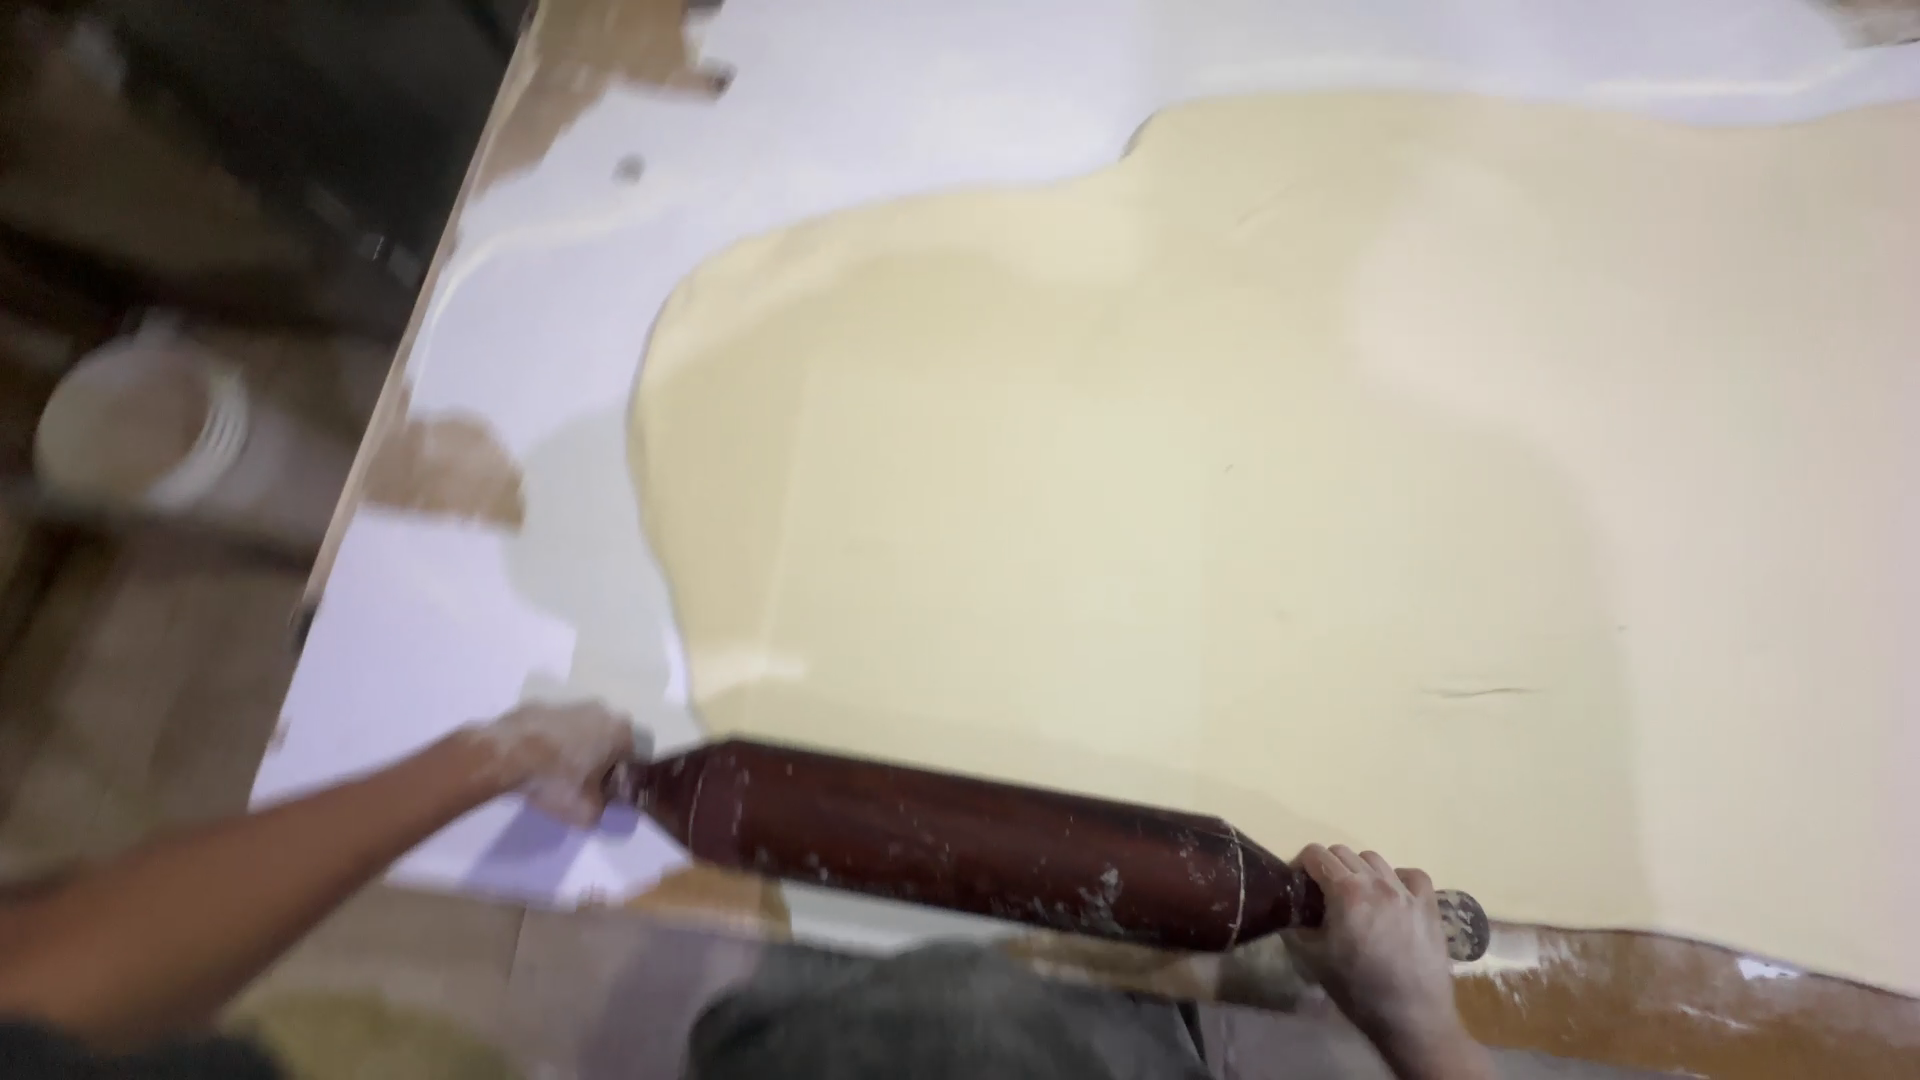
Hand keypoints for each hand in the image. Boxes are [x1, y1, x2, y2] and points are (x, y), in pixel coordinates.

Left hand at [463, 701, 637, 826]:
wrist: (505, 755)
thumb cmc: (556, 780)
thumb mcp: (586, 811)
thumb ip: (603, 810)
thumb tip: (601, 805)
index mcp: (622, 732)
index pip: (629, 758)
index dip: (616, 779)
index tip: (598, 794)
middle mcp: (603, 711)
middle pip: (605, 740)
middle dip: (595, 759)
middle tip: (575, 784)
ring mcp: (569, 704)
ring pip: (578, 730)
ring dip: (571, 748)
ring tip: (549, 773)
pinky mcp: (539, 704)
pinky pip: (550, 726)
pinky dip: (545, 741)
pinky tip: (530, 760)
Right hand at [1287, 845, 1490, 1078]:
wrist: (1413, 1020)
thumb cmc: (1358, 989)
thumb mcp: (1313, 957)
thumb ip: (1296, 924)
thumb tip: (1290, 909)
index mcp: (1344, 891)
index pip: (1314, 854)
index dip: (1302, 867)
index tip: (1301, 886)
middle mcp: (1375, 882)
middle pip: (1342, 852)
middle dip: (1328, 867)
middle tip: (1326, 894)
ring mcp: (1406, 893)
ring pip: (1374, 859)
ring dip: (1360, 871)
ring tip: (1359, 897)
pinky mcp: (1429, 907)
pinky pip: (1413, 875)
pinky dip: (1399, 879)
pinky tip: (1393, 897)